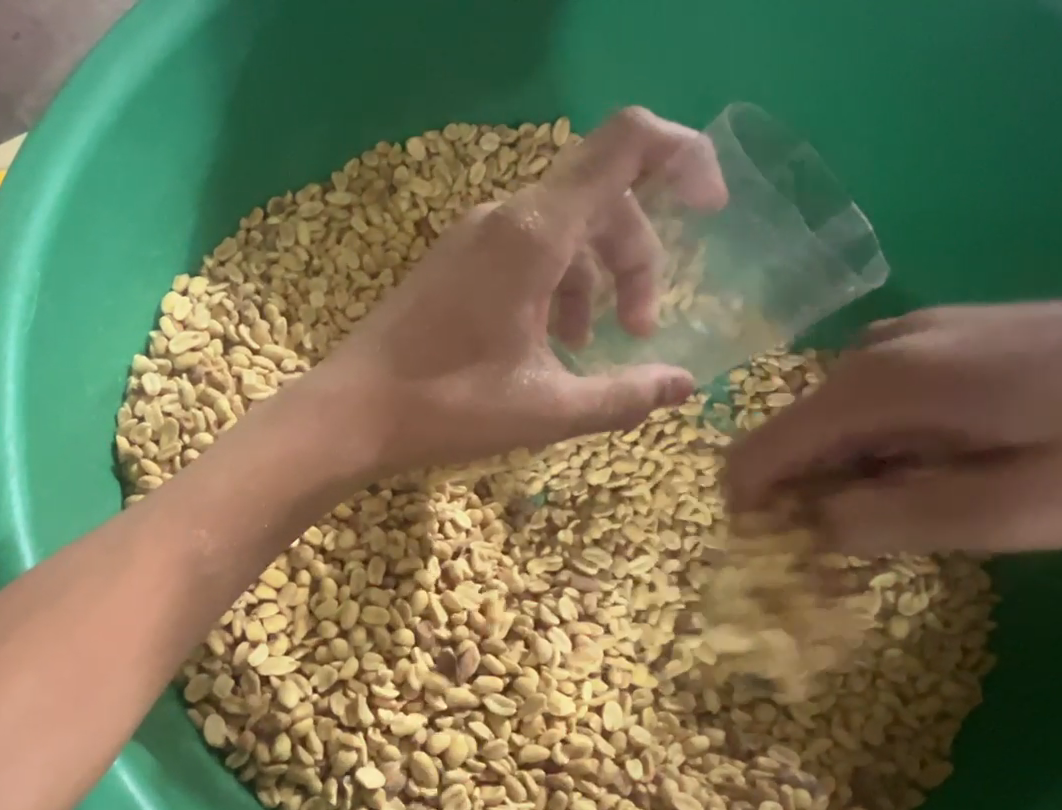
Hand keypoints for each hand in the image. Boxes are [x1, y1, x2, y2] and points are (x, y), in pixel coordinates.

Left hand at [279, 107, 725, 480]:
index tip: (713, 208)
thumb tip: (682, 387)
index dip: (684, 157)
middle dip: (638, 258)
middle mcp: (503, 218)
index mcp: (534, 233)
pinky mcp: (450, 263)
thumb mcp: (546, 408)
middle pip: (601, 201)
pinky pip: (521, 252)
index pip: (628, 144)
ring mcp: (470, 238)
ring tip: (594, 347)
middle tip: (640, 331)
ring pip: (561, 230)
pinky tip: (548, 343)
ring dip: (595, 279)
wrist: (348, 414)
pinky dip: (552, 285)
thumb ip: (623, 394)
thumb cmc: (446, 408)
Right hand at [726, 287, 1061, 553]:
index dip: (751, 511)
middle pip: (793, 436)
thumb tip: (805, 528)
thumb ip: (890, 520)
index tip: (781, 560)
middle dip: (807, 497)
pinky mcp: (955, 336)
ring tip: (927, 509)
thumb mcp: (1018, 511)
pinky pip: (879, 400)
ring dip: (851, 474)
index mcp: (878, 385)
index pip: (757, 452)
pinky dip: (885, 445)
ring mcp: (918, 334)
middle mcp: (877, 347)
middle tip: (867, 552)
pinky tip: (953, 464)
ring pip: (835, 420)